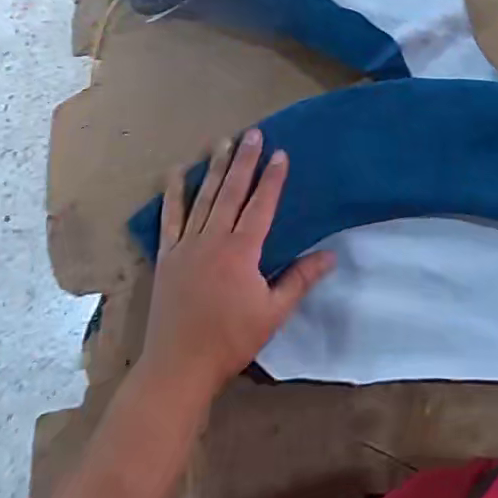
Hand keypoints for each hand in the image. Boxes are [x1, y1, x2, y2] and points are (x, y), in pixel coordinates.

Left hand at [138, 129, 335, 399]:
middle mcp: (213, 239)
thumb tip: (330, 255)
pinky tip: (176, 172)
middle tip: (252, 133)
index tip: (280, 153)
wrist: (179, 364)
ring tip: (222, 142)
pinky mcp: (167, 256)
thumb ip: (299, 280)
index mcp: (241, 252)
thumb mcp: (273, 313)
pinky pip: (170, 218)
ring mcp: (186, 245)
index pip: (261, 206)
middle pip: (232, 192)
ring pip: (203, 198)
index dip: (272, 179)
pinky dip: (173, 193)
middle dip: (244, 161)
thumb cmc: (232, 340)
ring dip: (214, 168)